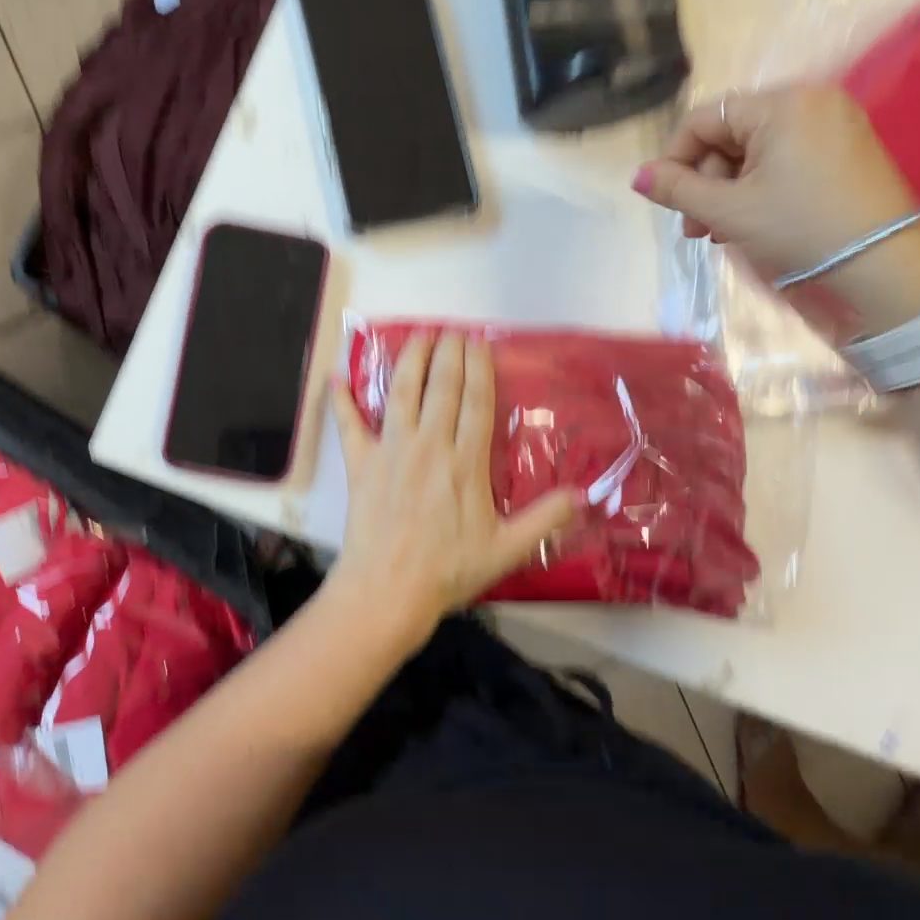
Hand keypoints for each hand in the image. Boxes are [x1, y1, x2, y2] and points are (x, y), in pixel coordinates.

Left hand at [326, 331, 579, 641]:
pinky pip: (349, 425)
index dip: (478, 367)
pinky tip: (336, 377)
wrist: (388, 589)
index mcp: (466, 462)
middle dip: (448, 353)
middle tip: (452, 330)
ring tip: (416, 336)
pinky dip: (341, 401)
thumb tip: (583, 495)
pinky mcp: (360, 464)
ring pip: (401, 393)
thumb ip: (545, 519)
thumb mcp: (507, 549)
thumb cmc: (448, 570)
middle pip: (441, 387)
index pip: (476, 401)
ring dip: (409, 361)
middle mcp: (429, 445)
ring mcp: (391, 451)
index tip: (479, 342)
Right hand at [633, 85, 919, 329]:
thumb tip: (636, 176)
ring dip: (726, 189)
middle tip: (694, 227)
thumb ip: (676, 189)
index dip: (675, 158)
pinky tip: (749, 221)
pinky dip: (757, 186)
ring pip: (753, 150)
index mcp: (781, 104)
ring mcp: (832, 123)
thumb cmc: (798, 227)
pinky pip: (783, 157)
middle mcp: (809, 101)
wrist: (882, 261)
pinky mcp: (845, 147)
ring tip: (718, 232)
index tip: (666, 200)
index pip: (704, 119)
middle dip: (703, 180)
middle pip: (728, 134)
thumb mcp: (727, 210)